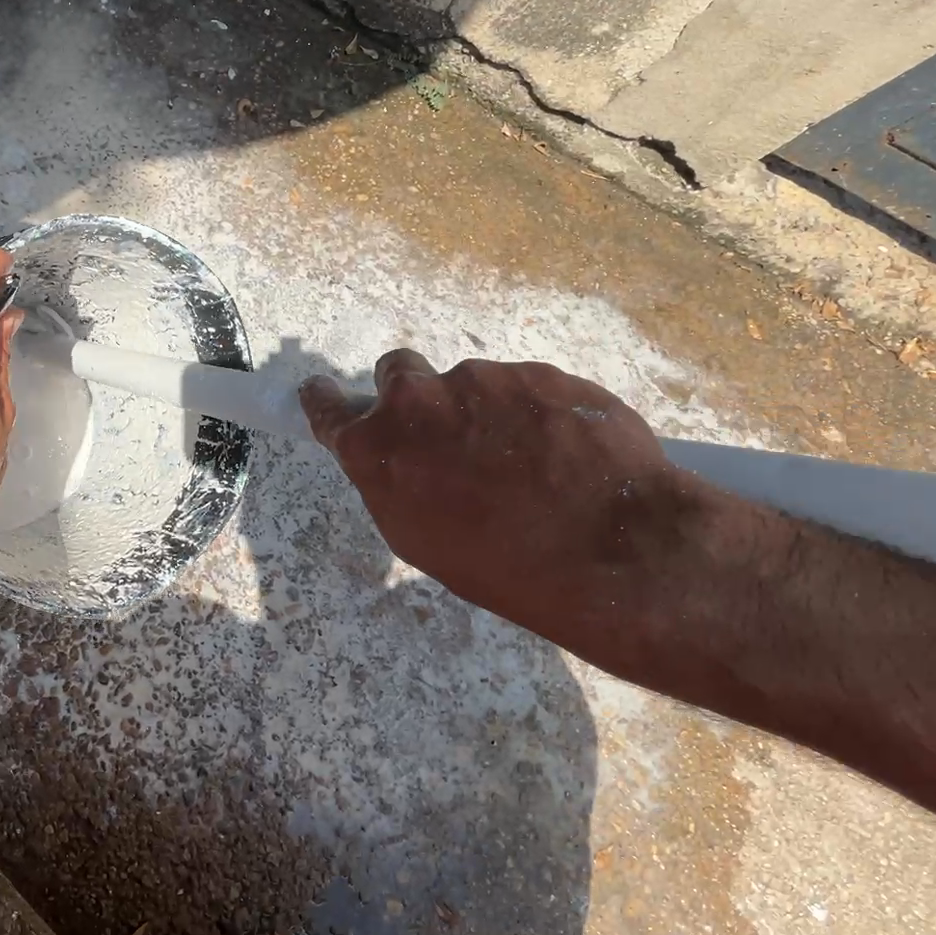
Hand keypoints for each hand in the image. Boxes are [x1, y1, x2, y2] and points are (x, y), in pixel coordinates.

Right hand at [298, 351, 723, 640]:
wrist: (613, 552)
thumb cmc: (496, 563)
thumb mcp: (415, 534)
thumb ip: (390, 480)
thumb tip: (400, 457)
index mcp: (374, 445)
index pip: (326, 406)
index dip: (324, 399)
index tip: (322, 391)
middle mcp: (416, 400)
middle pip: (397, 371)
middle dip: (412, 395)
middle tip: (448, 434)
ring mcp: (481, 379)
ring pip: (470, 384)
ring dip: (483, 410)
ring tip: (529, 461)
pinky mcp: (542, 372)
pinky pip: (526, 388)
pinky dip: (535, 413)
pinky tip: (566, 452)